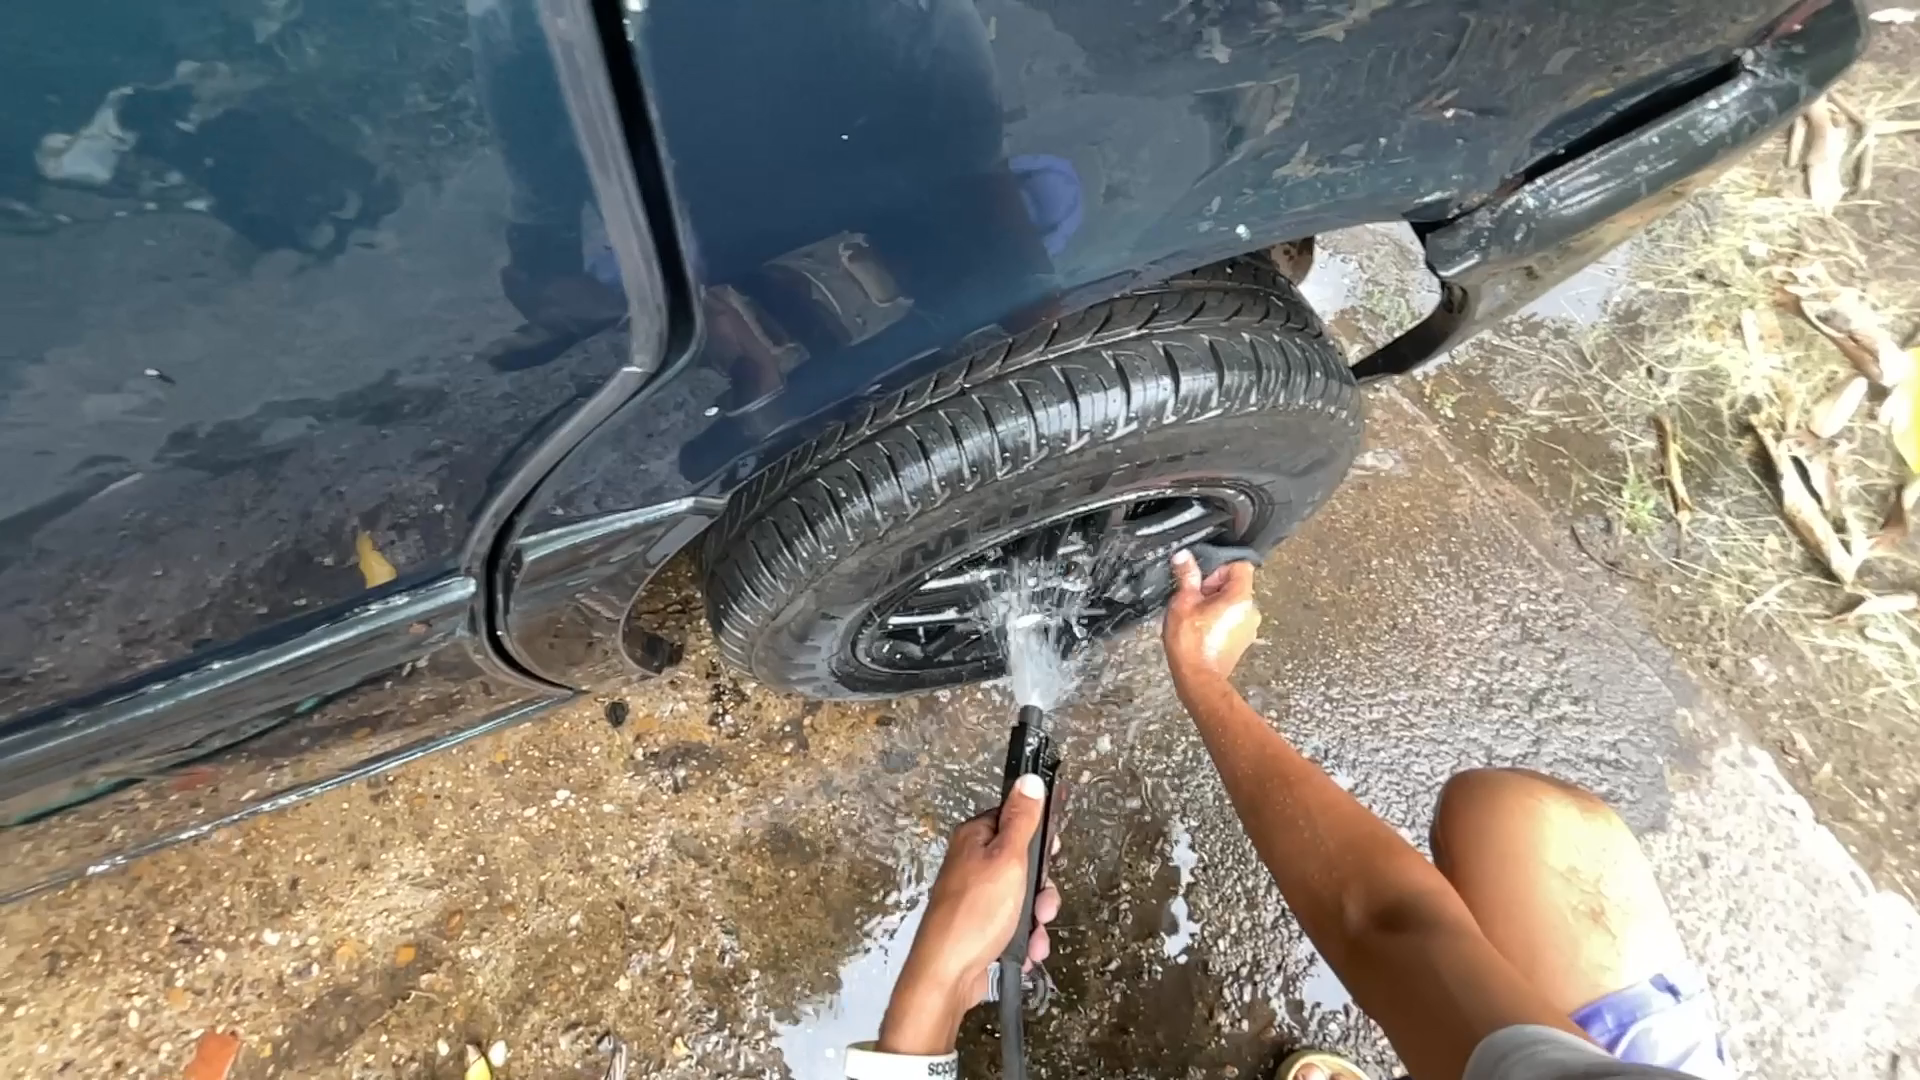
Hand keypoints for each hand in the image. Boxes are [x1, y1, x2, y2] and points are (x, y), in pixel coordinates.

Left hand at [877, 775, 1061, 1054]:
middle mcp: (973, 861)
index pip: (1014, 819)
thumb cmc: (974, 913)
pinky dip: (1025, 936)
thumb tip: (1029, 779)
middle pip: (1023, 861)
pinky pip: (1014, 922)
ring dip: (1036, 916)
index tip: (1052, 851)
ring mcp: (976, 894)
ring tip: (1034, 930)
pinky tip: (1027, 949)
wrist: (947, 974)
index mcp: (976, 837)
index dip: (1037, 837)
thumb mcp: (1007, 858)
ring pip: (1022, 895)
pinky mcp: (980, 924)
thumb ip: (1022, 820)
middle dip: (1040, 886)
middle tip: (1042, 901)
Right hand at [1163, 549, 1260, 683]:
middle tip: (1193, 602)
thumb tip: (1184, 556)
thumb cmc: (1190, 642)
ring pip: (1233, 604)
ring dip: (1214, 606)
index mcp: (1241, 598)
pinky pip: (1232, 620)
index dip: (1218, 570)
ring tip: (1195, 619)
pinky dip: (1218, 620)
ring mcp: (1249, 628)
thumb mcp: (1183, 603)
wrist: (1198, 678)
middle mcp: (1251, 611)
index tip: (1202, 584)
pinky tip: (1201, 631)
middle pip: (1236, 585)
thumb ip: (1187, 576)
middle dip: (1213, 589)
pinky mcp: (1243, 641)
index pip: (1240, 566)